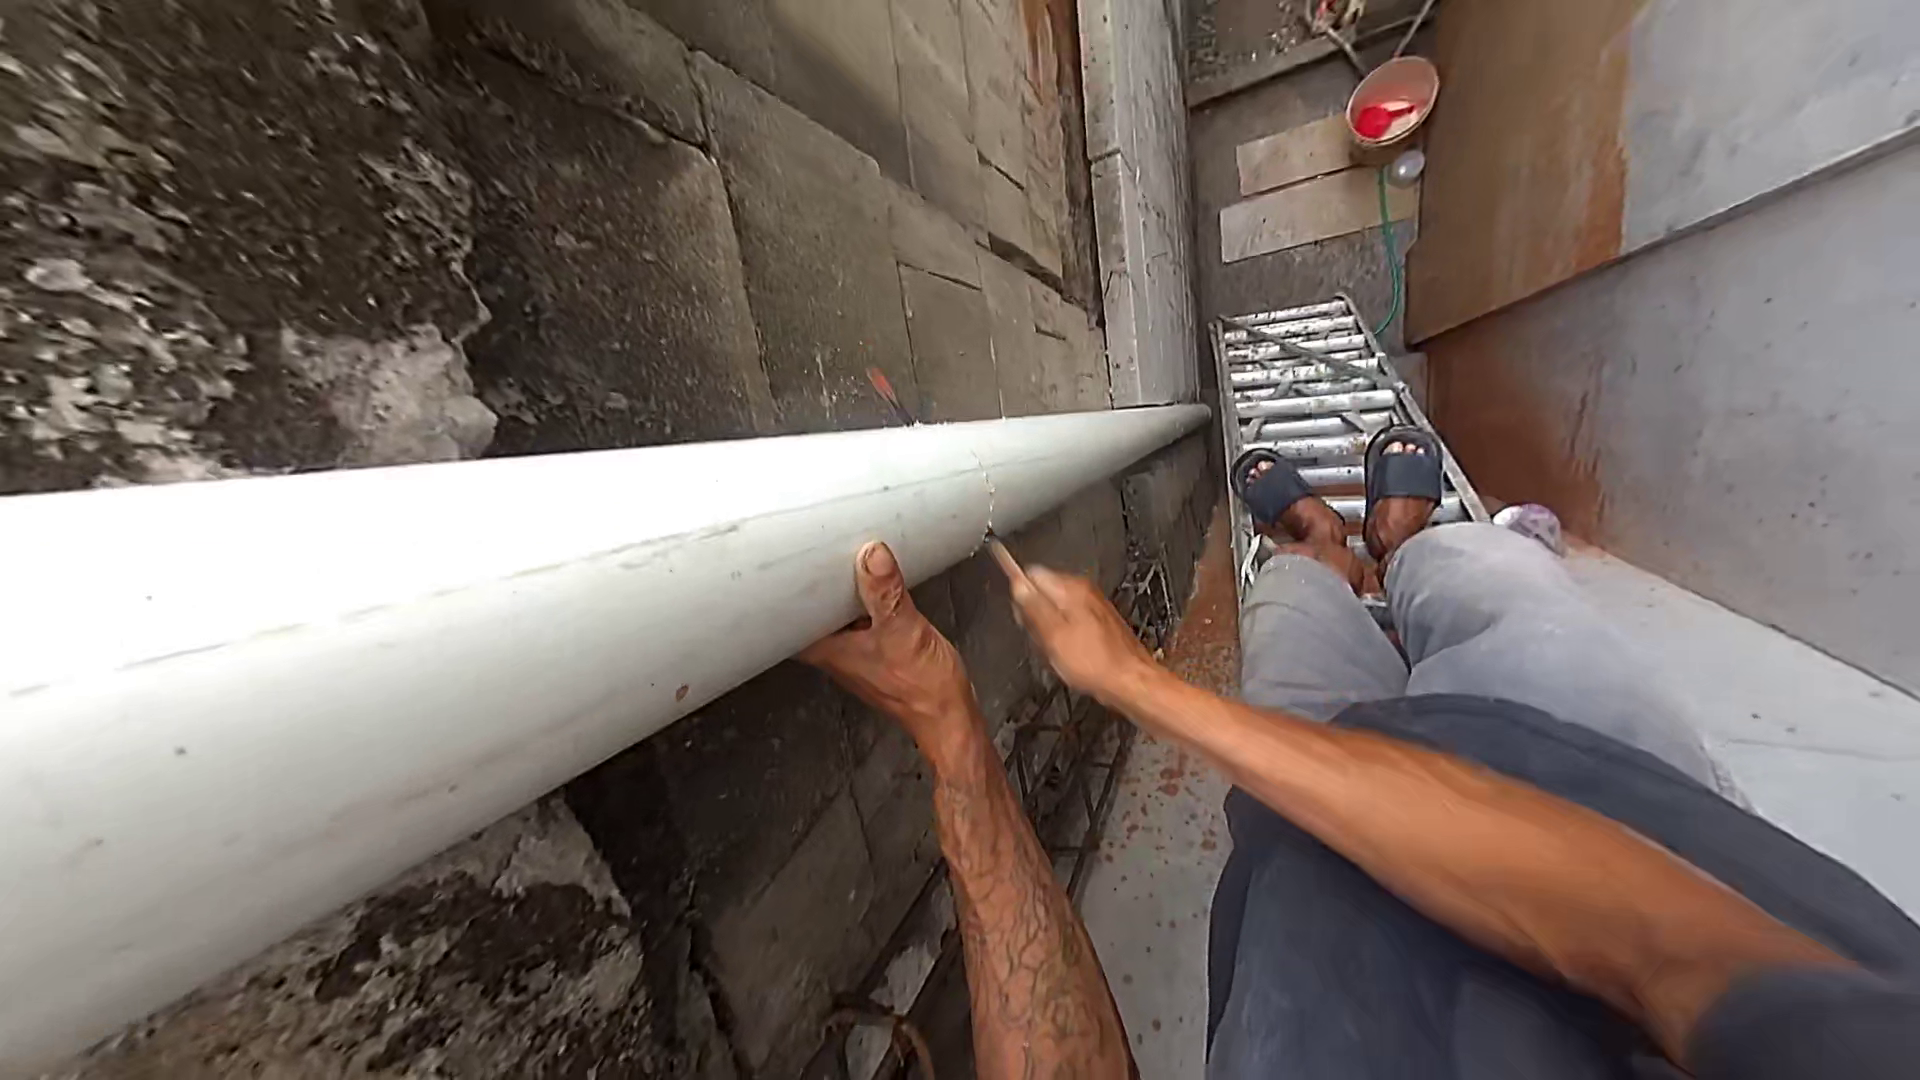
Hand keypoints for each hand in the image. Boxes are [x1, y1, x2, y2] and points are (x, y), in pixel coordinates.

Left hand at [802, 542, 981, 762]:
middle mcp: (836, 653)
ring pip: (837, 617)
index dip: (784, 589)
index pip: (787, 617)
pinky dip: (865, 604)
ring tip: (846, 563)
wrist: (949, 716)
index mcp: (829, 650)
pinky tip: (877, 591)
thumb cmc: (922, 690)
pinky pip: (861, 621)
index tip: (789, 561)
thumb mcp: (902, 630)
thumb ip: (886, 591)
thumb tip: (872, 555)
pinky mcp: (878, 652)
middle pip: (812, 614)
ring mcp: (857, 654)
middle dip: (816, 585)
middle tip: (819, 554)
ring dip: (842, 594)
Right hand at [990, 542, 1157, 705]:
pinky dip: (1064, 636)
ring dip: (1049, 629)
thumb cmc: (1095, 663)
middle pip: (1042, 592)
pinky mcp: (1098, 621)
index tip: (1022, 618)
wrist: (1130, 681)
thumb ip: (1032, 607)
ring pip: (1055, 609)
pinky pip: (1069, 622)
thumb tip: (1016, 584)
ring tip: (1058, 650)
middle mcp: (1083, 591)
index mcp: (1070, 588)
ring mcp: (1092, 606)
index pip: (1031, 574)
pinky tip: (1070, 654)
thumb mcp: (1052, 636)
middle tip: (1043, 639)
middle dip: (1035, 615)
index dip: (1020, 596)